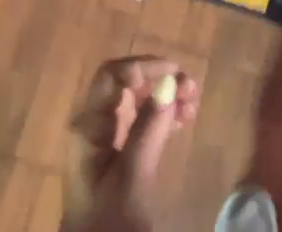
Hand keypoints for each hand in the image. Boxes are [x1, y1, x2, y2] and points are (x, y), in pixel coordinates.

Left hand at [64, 56, 199, 231]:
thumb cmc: (112, 222)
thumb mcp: (135, 175)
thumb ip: (150, 128)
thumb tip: (169, 81)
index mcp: (88, 126)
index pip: (112, 76)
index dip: (143, 66)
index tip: (176, 72)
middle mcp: (92, 127)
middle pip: (123, 86)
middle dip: (156, 79)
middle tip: (192, 87)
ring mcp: (102, 143)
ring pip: (132, 105)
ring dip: (161, 97)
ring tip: (193, 102)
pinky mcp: (114, 161)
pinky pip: (136, 126)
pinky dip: (159, 118)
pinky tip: (181, 120)